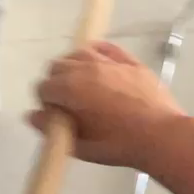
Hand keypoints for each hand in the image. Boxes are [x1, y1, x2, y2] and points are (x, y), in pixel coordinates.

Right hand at [29, 41, 186, 168]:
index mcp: (70, 89)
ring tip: (83, 85)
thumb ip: (52, 129)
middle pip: (57, 66)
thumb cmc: (118, 145)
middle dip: (57, 83)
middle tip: (69, 103)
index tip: (56, 116)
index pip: (43, 87)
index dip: (46, 102)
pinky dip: (96, 52)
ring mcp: (109, 62)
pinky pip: (105, 48)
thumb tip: (32, 116)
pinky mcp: (129, 61)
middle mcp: (86, 68)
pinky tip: (98, 65)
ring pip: (78, 53)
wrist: (161, 136)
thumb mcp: (80, 146)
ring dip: (74, 66)